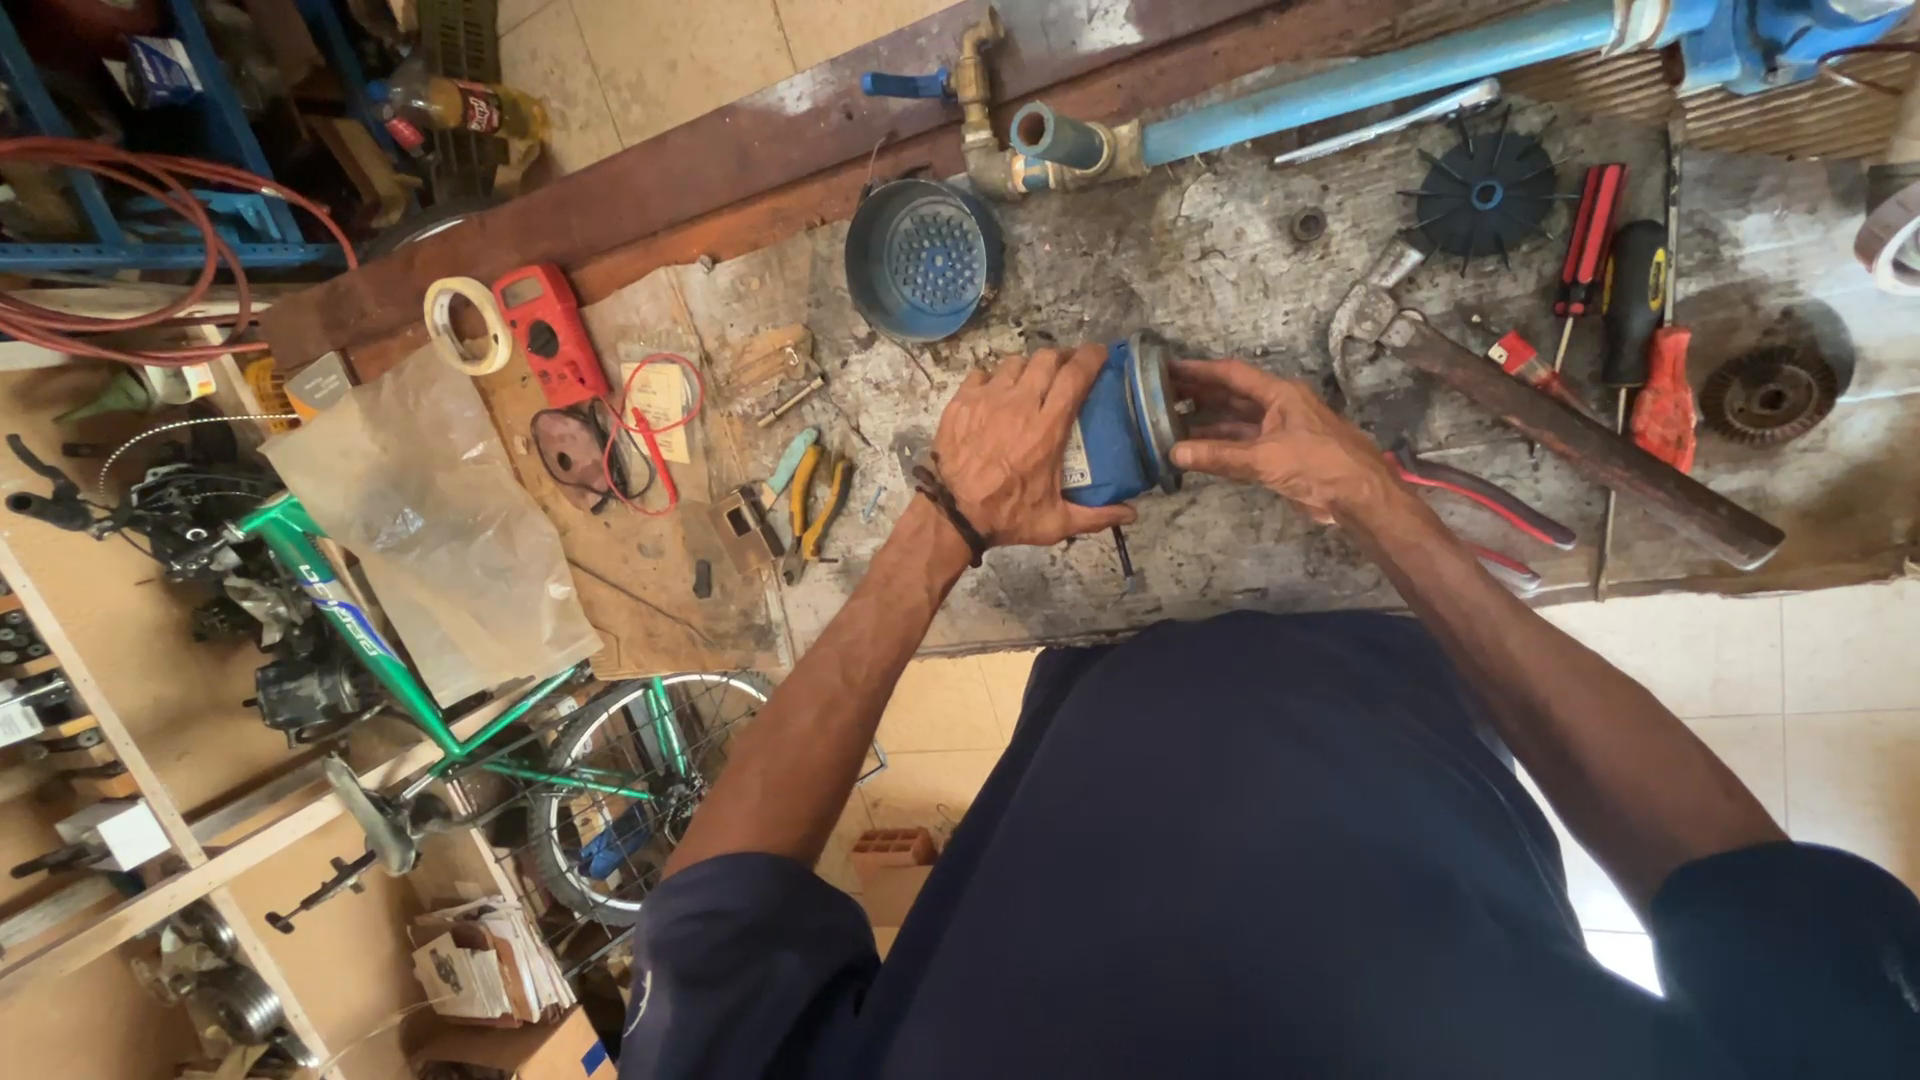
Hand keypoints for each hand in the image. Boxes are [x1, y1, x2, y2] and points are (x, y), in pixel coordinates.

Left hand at [931, 345, 1137, 547]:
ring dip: (1028, 368)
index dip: (1091, 358)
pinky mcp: (961, 402)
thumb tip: (1132, 513)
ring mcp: (987, 399)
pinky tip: (996, 394)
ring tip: (1030, 382)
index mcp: (1047, 428)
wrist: (952, 515)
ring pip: (1014, 363)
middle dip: (1060, 359)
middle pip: (1046, 359)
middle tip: (1065, 371)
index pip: (1075, 375)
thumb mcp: (1056, 522)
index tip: (1099, 354)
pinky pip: (982, 374)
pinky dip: (993, 379)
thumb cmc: (1006, 516)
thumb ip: (1096, 516)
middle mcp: (1019, 405)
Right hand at [1168, 359, 1396, 523]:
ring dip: (1206, 424)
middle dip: (1198, 395)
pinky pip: (1241, 446)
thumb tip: (1174, 453)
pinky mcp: (1279, 457)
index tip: (1169, 369)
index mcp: (1280, 395)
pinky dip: (1219, 448)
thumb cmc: (1318, 464)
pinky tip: (1195, 452)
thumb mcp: (1265, 458)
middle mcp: (1278, 408)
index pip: (1233, 375)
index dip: (1200, 371)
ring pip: (1235, 423)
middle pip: (1232, 396)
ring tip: (1170, 423)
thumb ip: (1219, 456)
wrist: (1359, 496)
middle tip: (1162, 396)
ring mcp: (1279, 432)